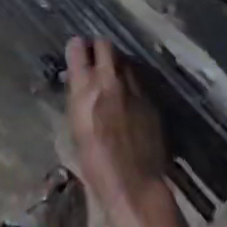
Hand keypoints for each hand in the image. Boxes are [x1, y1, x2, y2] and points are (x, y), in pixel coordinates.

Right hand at [65, 37, 169, 216]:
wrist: (134, 182)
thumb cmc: (95, 162)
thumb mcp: (76, 126)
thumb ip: (79, 96)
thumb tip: (79, 81)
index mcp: (85, 88)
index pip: (78, 48)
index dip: (77, 47)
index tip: (77, 52)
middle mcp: (109, 80)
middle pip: (105, 44)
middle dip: (99, 48)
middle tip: (96, 59)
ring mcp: (133, 86)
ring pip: (125, 59)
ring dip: (117, 64)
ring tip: (114, 78)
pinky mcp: (150, 97)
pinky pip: (138, 78)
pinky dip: (131, 81)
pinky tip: (129, 96)